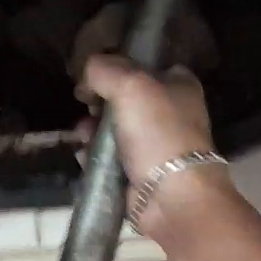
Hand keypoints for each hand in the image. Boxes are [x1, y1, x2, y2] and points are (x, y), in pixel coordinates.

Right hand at [77, 54, 233, 238]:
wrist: (171, 195)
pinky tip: (84, 156)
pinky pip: (107, 157)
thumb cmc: (158, 133)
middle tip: (86, 108)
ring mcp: (152, 144)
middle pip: (121, 98)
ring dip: (90, 131)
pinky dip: (93, 156)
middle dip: (97, 103)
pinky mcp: (137, 171)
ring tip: (82, 136)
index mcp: (178, 84)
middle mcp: (167, 112)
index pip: (141, 64)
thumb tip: (86, 73)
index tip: (92, 77)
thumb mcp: (131, 85)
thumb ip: (105, 69)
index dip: (114, 67)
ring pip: (111, 129)